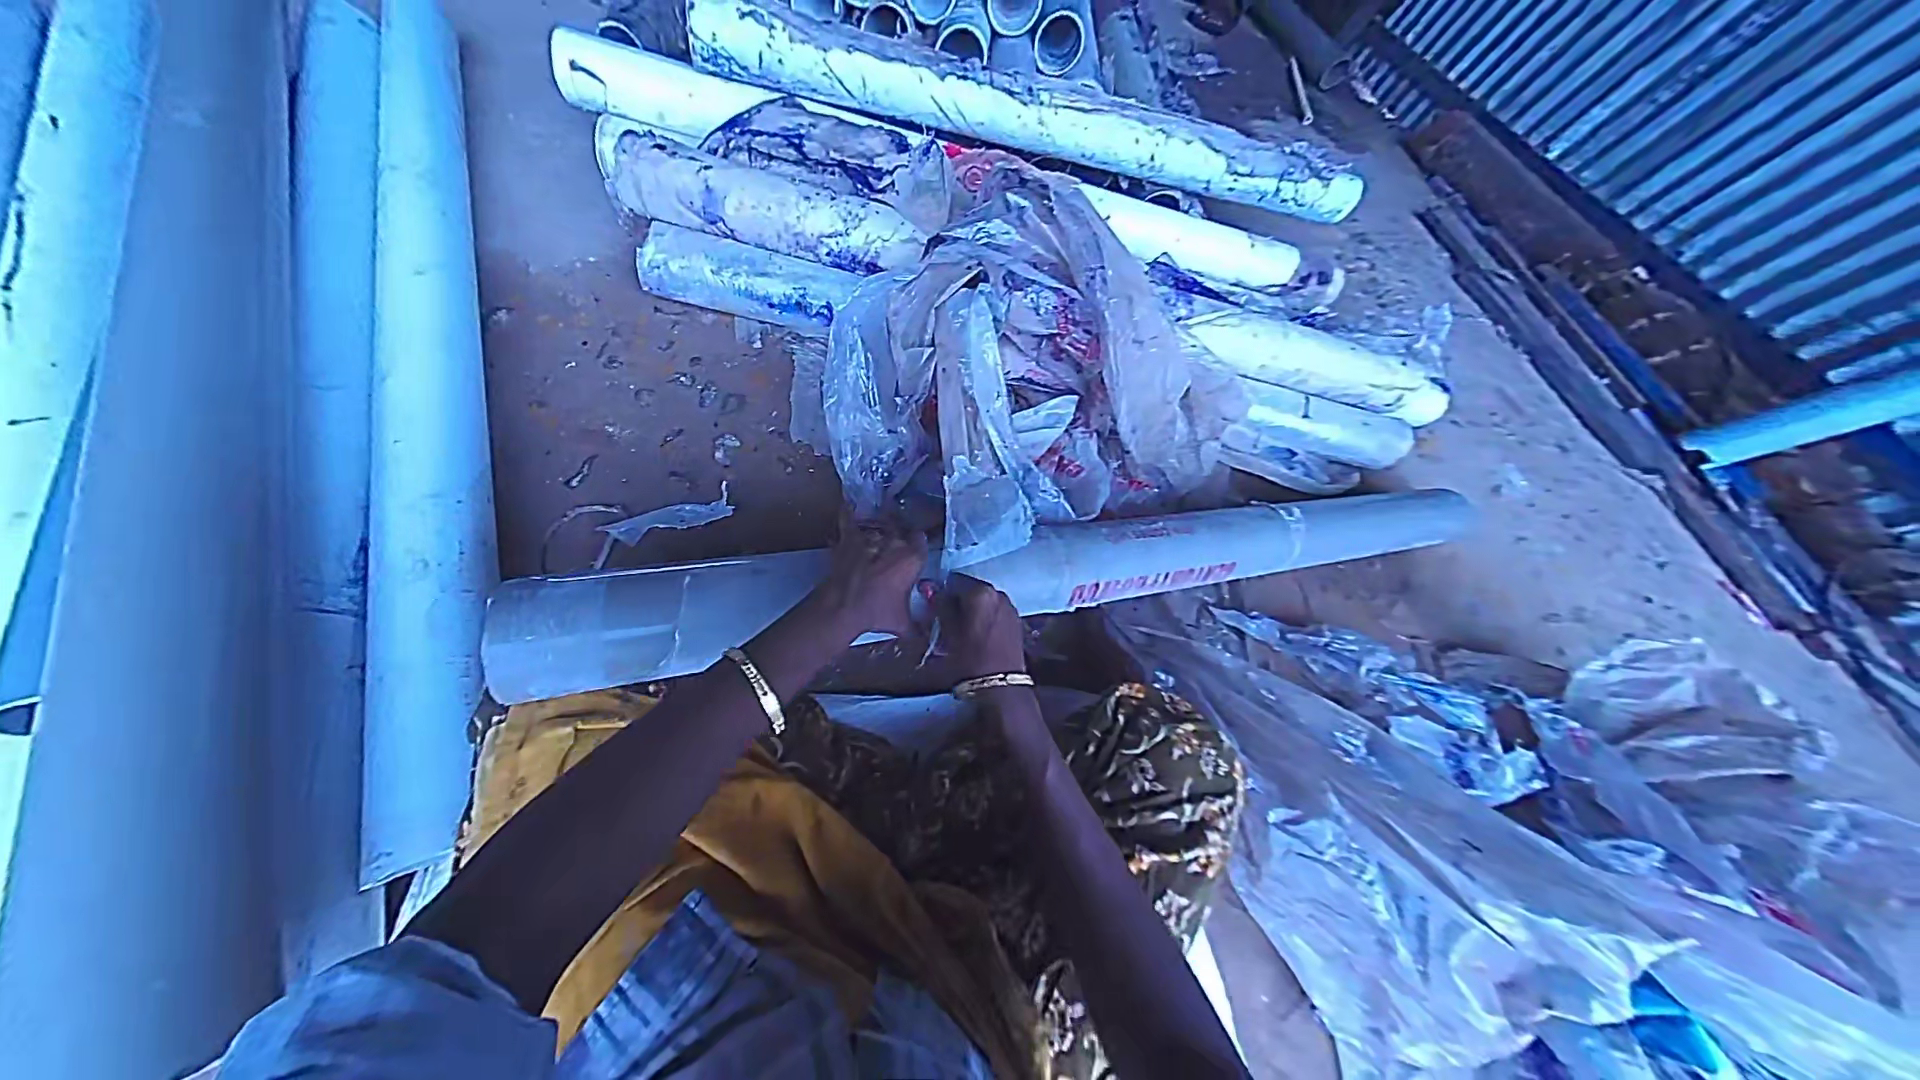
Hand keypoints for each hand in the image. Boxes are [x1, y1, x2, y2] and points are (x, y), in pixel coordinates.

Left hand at [813, 515, 928, 636]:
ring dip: (880, 527)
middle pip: (902, 529)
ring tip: (879, 529)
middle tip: (898, 544)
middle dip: (901, 535)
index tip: (917, 548)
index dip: (919, 544)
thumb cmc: (876, 614)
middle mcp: (894, 542)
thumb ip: (920, 627)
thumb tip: (930, 636)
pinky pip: (850, 518)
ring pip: (880, 524)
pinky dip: (850, 513)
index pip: (923, 540)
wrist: (842, 607)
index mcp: (912, 558)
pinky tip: (849, 506)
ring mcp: (871, 537)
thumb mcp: (903, 623)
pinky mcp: (849, 538)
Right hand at [939, 575, 1025, 678]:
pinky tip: (977, 635)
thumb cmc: (969, 659)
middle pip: (971, 589)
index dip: (941, 592)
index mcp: (980, 592)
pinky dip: (985, 618)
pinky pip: (995, 612)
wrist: (1000, 687)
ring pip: (984, 601)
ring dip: (972, 610)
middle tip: (945, 620)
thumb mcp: (947, 632)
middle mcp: (998, 593)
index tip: (934, 607)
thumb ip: (940, 606)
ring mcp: (1010, 607)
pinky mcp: (1016, 621)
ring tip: (961, 630)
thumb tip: (932, 589)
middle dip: (958, 601)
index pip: (954, 580)